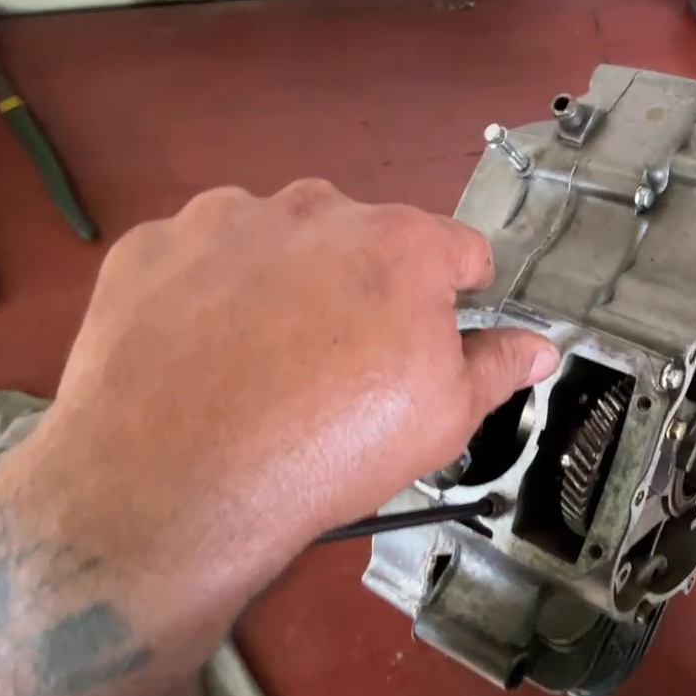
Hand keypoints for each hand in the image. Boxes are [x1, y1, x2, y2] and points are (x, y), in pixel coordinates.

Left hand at [0, 181, 557, 592]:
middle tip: (350, 361)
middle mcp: (318, 208)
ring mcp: (226, 220)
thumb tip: (541, 346)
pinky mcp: (153, 247)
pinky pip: (208, 257)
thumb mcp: (446, 415)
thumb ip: (501, 365)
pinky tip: (211, 351)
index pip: (461, 250)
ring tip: (273, 357)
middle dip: (373, 287)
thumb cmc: (333, 446)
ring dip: (295, 279)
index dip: (460, 298)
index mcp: (403, 243)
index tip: (437, 340)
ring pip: (287, 239)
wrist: (174, 488)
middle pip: (371, 239)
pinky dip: (218, 291)